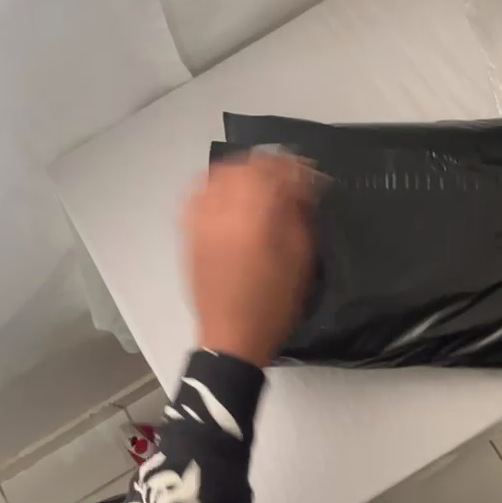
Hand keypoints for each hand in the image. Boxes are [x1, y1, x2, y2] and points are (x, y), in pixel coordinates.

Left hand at [183, 151, 319, 366]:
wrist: (232, 338)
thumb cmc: (273, 305)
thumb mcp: (301, 260)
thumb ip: (299, 216)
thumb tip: (299, 190)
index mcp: (255, 218)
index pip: (276, 173)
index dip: (298, 169)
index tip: (313, 177)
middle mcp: (223, 212)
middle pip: (245, 167)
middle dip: (270, 164)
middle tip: (289, 175)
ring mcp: (200, 221)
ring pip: (218, 175)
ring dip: (242, 170)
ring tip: (260, 180)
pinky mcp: (189, 233)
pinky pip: (197, 195)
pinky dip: (214, 185)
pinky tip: (227, 192)